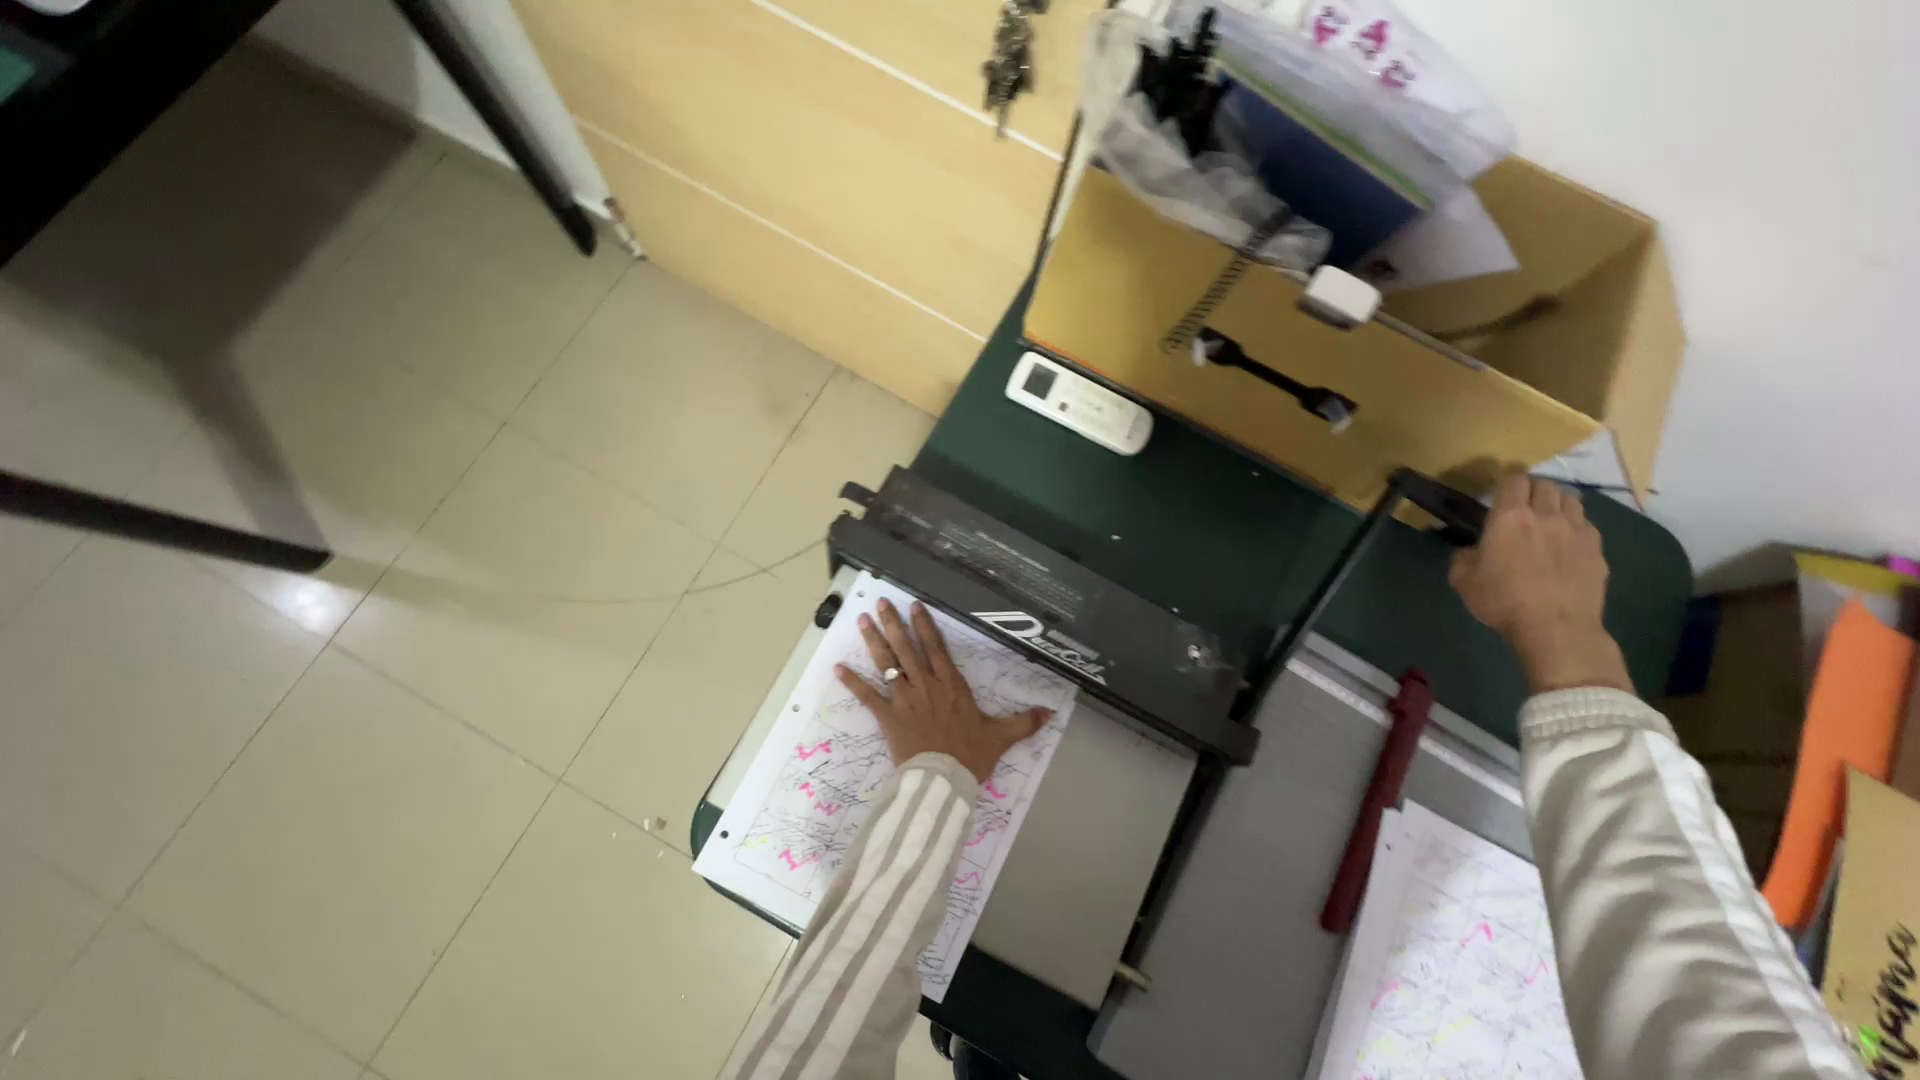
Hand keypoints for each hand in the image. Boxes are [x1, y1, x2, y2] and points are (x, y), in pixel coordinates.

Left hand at [834, 598, 1052, 783]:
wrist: (944, 780)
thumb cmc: (971, 756)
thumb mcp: (1001, 737)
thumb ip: (1024, 722)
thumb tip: (1051, 714)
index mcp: (951, 685)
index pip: (936, 647)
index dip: (924, 625)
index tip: (914, 606)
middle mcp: (926, 685)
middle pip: (906, 648)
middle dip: (893, 624)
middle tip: (880, 603)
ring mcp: (904, 699)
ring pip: (886, 664)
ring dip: (874, 641)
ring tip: (862, 621)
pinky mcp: (887, 717)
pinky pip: (867, 696)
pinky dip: (852, 682)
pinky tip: (838, 668)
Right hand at [1449, 475, 1632, 694]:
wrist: (1556, 628)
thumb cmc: (1503, 601)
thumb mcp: (1463, 581)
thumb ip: (1463, 558)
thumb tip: (1470, 552)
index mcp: (1509, 517)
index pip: (1513, 480)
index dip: (1507, 483)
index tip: (1500, 495)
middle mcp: (1546, 515)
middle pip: (1545, 485)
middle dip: (1533, 490)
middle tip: (1523, 506)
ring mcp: (1577, 531)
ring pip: (1571, 500)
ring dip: (1557, 504)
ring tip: (1549, 520)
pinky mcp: (1597, 549)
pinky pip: (1586, 525)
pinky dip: (1576, 527)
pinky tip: (1568, 544)